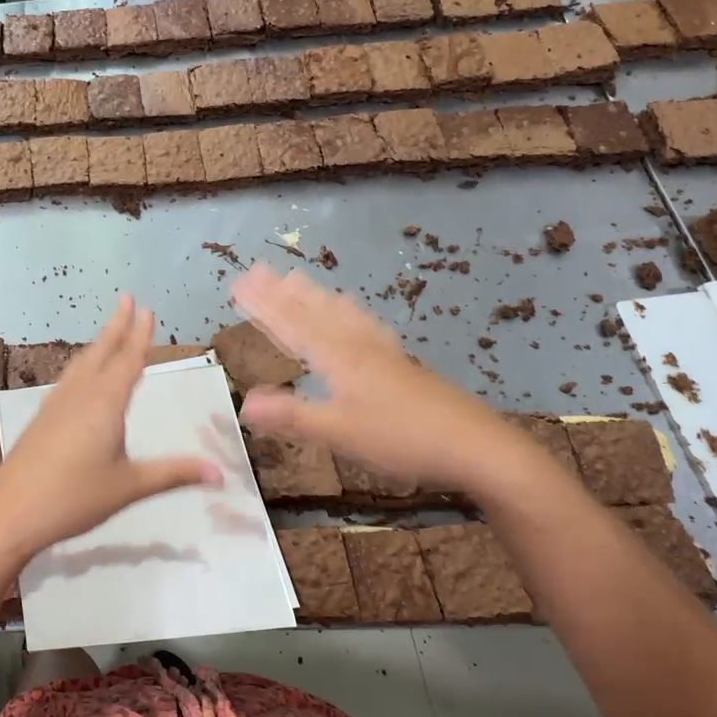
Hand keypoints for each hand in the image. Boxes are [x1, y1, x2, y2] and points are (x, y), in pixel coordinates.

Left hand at [0, 297, 221, 558]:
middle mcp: (80, 394)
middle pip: (101, 352)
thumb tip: (221, 473)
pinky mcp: (43, 417)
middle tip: (127, 299)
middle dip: (116, 326)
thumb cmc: (75, 496)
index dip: (139, 334)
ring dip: (98, 344)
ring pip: (81, 364)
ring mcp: (56, 404)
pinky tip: (81, 376)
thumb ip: (174, 475)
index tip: (146, 308)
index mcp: (105, 403)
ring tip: (108, 332)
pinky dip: (83, 365)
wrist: (12, 509)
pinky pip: (69, 379)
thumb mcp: (130, 487)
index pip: (127, 361)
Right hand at [232, 263, 529, 492]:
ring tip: (297, 277)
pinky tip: (351, 311)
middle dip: (282, 292)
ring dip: (314, 296)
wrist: (478, 447)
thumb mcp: (341, 433)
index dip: (263, 305)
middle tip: (258, 269)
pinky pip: (364, 325)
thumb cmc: (404, 439)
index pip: (291, 325)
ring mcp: (382, 353)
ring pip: (339, 314)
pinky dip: (348, 311)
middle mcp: (357, 346)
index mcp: (338, 358)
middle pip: (314, 312)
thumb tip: (245, 402)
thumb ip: (293, 415)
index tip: (238, 283)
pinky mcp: (400, 364)